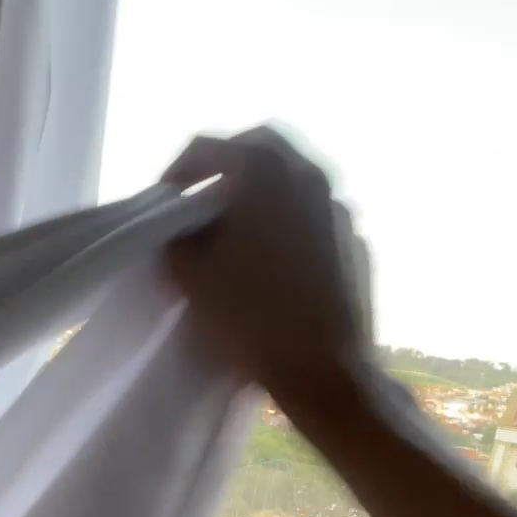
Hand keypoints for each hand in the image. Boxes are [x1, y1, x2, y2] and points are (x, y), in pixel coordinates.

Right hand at [162, 127, 371, 402]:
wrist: (321, 368)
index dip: (177, 171)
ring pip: (292, 181)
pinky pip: (312, 217)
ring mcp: (339, 207)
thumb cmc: (249, 318)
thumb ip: (178, 241)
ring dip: (260, 195)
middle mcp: (309, 174)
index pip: (208, 147)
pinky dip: (286, 224)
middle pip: (260, 148)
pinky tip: (271, 263)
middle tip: (201, 199)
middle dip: (225, 166)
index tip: (163, 200)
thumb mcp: (191, 278)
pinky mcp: (353, 242)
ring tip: (235, 233)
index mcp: (264, 172)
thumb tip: (182, 231)